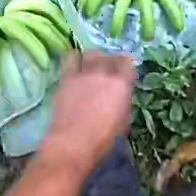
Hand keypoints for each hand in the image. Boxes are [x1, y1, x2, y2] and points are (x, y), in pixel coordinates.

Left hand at [36, 51, 134, 178]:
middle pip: (110, 56)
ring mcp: (84, 73)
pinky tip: (76, 66)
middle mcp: (104, 73)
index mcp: (121, 84)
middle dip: (112, 61)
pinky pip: (71, 58)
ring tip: (92, 65)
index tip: (125, 71)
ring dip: (94, 57)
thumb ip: (123, 102)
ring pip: (91, 53)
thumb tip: (119, 95)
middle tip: (110, 70)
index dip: (127, 66)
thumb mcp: (123, 121)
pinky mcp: (67, 77)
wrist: (74, 142)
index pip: (128, 63)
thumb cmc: (103, 138)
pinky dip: (75, 59)